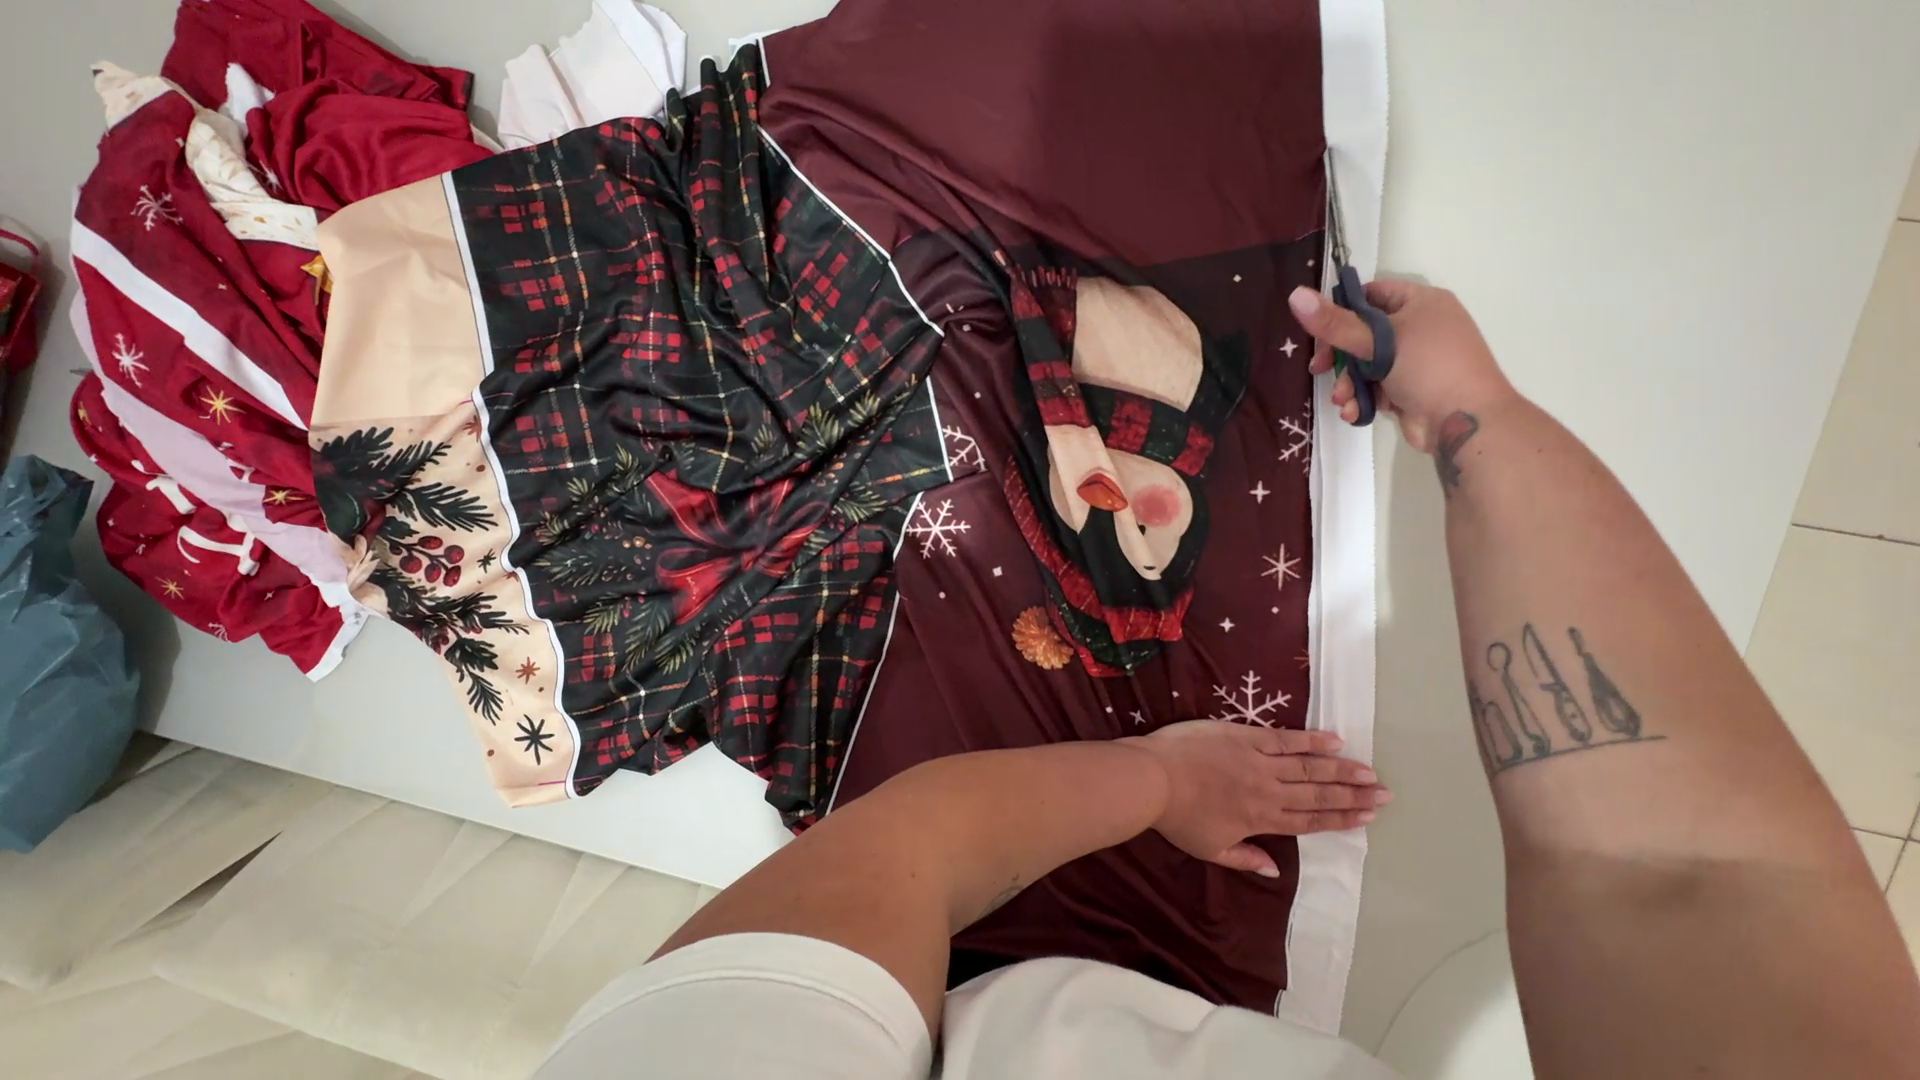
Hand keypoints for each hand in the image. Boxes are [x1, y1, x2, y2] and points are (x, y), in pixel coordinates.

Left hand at [1126, 721, 1389, 877]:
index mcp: (1260, 820)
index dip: (1341, 819)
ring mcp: (1257, 761)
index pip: (1309, 821)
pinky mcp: (1244, 736)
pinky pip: (1284, 738)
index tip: (1368, 816)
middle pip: (1317, 794)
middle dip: (1353, 795)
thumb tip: (1275, 870)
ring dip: (1341, 769)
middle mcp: (1267, 791)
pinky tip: (1333, 739)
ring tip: (1369, 770)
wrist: (1153, 778)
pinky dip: (1310, 739)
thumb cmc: (1177, 816)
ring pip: (1308, 766)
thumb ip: (1244, 858)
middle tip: (1385, 793)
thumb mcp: (1209, 849)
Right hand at [1288, 280, 1516, 453]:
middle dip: (1338, 357)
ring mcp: (1415, 360)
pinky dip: (1361, 399)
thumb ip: (1334, 323)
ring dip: (1347, 384)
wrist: (1466, 420)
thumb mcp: (1377, 342)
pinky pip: (1375, 387)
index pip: (1371, 294)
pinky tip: (1353, 412)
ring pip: (1365, 365)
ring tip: (1342, 400)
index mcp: (1420, 303)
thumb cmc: (1428, 368)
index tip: (1319, 332)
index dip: (1341, 310)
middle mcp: (1419, 327)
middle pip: (1362, 334)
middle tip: (1318, 369)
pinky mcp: (1410, 389)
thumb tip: (1294, 294)